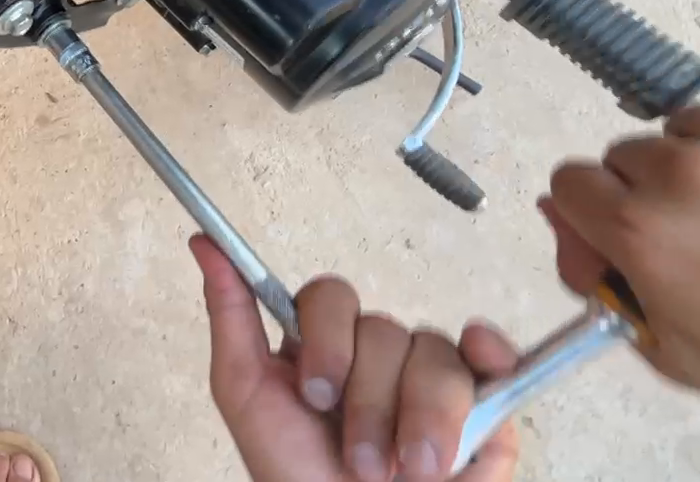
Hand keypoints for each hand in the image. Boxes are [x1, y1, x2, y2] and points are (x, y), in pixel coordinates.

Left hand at [191, 236, 518, 481]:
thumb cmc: (293, 472)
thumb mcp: (245, 393)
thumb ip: (230, 314)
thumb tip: (202, 241)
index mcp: (324, 341)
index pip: (330, 296)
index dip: (326, 337)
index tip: (314, 390)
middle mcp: (377, 353)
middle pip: (383, 328)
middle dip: (367, 401)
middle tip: (356, 459)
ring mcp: (431, 380)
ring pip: (433, 356)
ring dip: (416, 422)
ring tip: (405, 475)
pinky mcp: (487, 413)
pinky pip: (497, 362)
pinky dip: (495, 358)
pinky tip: (485, 372)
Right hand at [545, 79, 699, 451]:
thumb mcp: (679, 353)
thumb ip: (599, 279)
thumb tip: (563, 216)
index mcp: (641, 228)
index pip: (571, 181)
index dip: (603, 212)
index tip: (644, 234)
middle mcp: (689, 172)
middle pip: (631, 152)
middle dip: (662, 188)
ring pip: (696, 123)